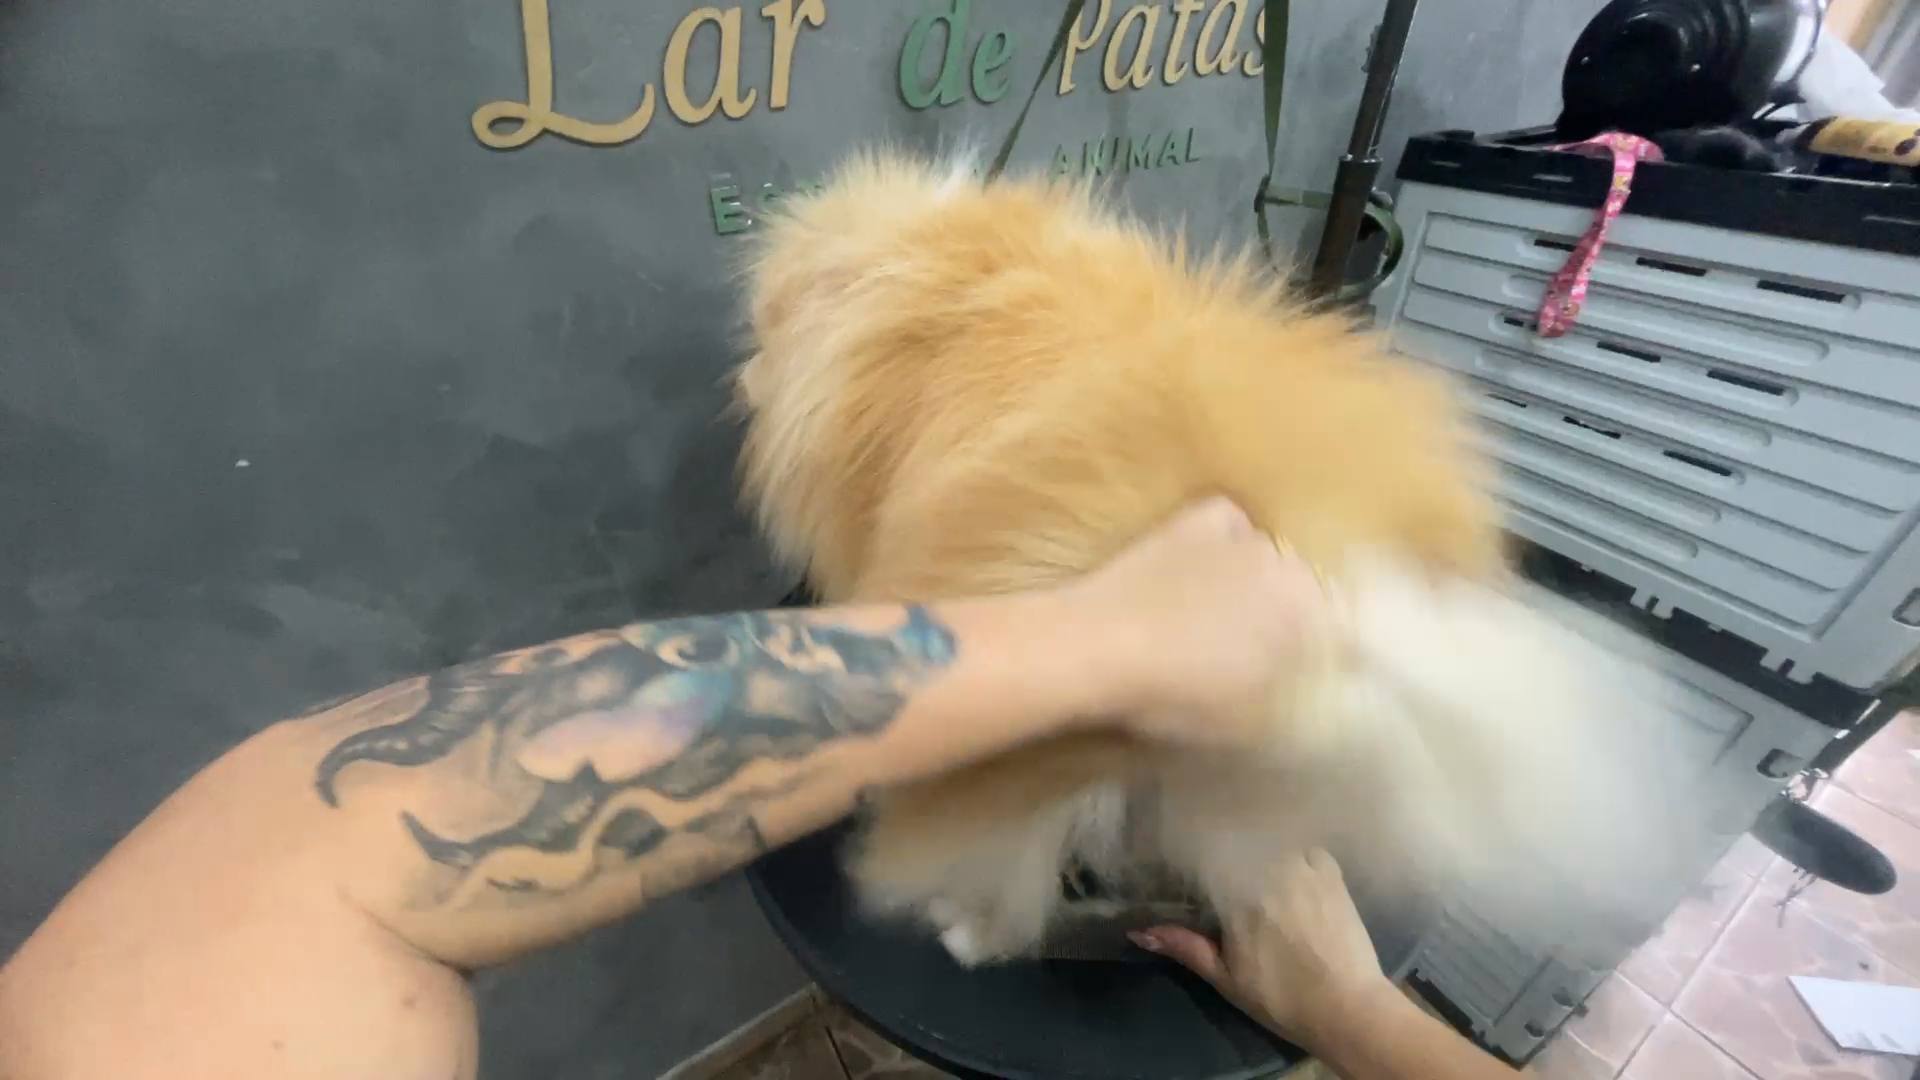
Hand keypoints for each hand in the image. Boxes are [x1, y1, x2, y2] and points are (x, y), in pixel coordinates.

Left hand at [1062, 496, 1328, 750]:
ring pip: (1270, 557)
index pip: (1345, 634)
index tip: (1303, 679)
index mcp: (1311, 613)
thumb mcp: (1248, 723)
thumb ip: (1291, 701)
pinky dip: (1227, 538)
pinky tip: (1210, 559)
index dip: (1328, 660)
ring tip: (1225, 612)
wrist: (1096, 646)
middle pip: (1307, 591)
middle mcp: (1284, 564)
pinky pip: (1229, 522)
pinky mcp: (1190, 523)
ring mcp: (1236, 537)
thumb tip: (1305, 691)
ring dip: (1260, 581)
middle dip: (1294, 619)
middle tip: (1261, 652)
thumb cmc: (1175, 694)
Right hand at [1130, 848, 1395, 1048]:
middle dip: (1218, 834)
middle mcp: (1265, 865)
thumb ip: (1183, 945)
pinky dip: (1291, 846)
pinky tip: (1287, 858)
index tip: (1174, 840)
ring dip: (1254, 836)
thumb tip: (1137, 932)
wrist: (1351, 1010)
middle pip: (1232, 832)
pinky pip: (1300, 842)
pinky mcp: (1328, 867)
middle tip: (1212, 845)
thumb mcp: (1225, 975)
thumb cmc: (1281, 996)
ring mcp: (1299, 861)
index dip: (1185, 840)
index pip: (1199, 847)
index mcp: (1234, 889)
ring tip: (1246, 844)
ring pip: (1266, 832)